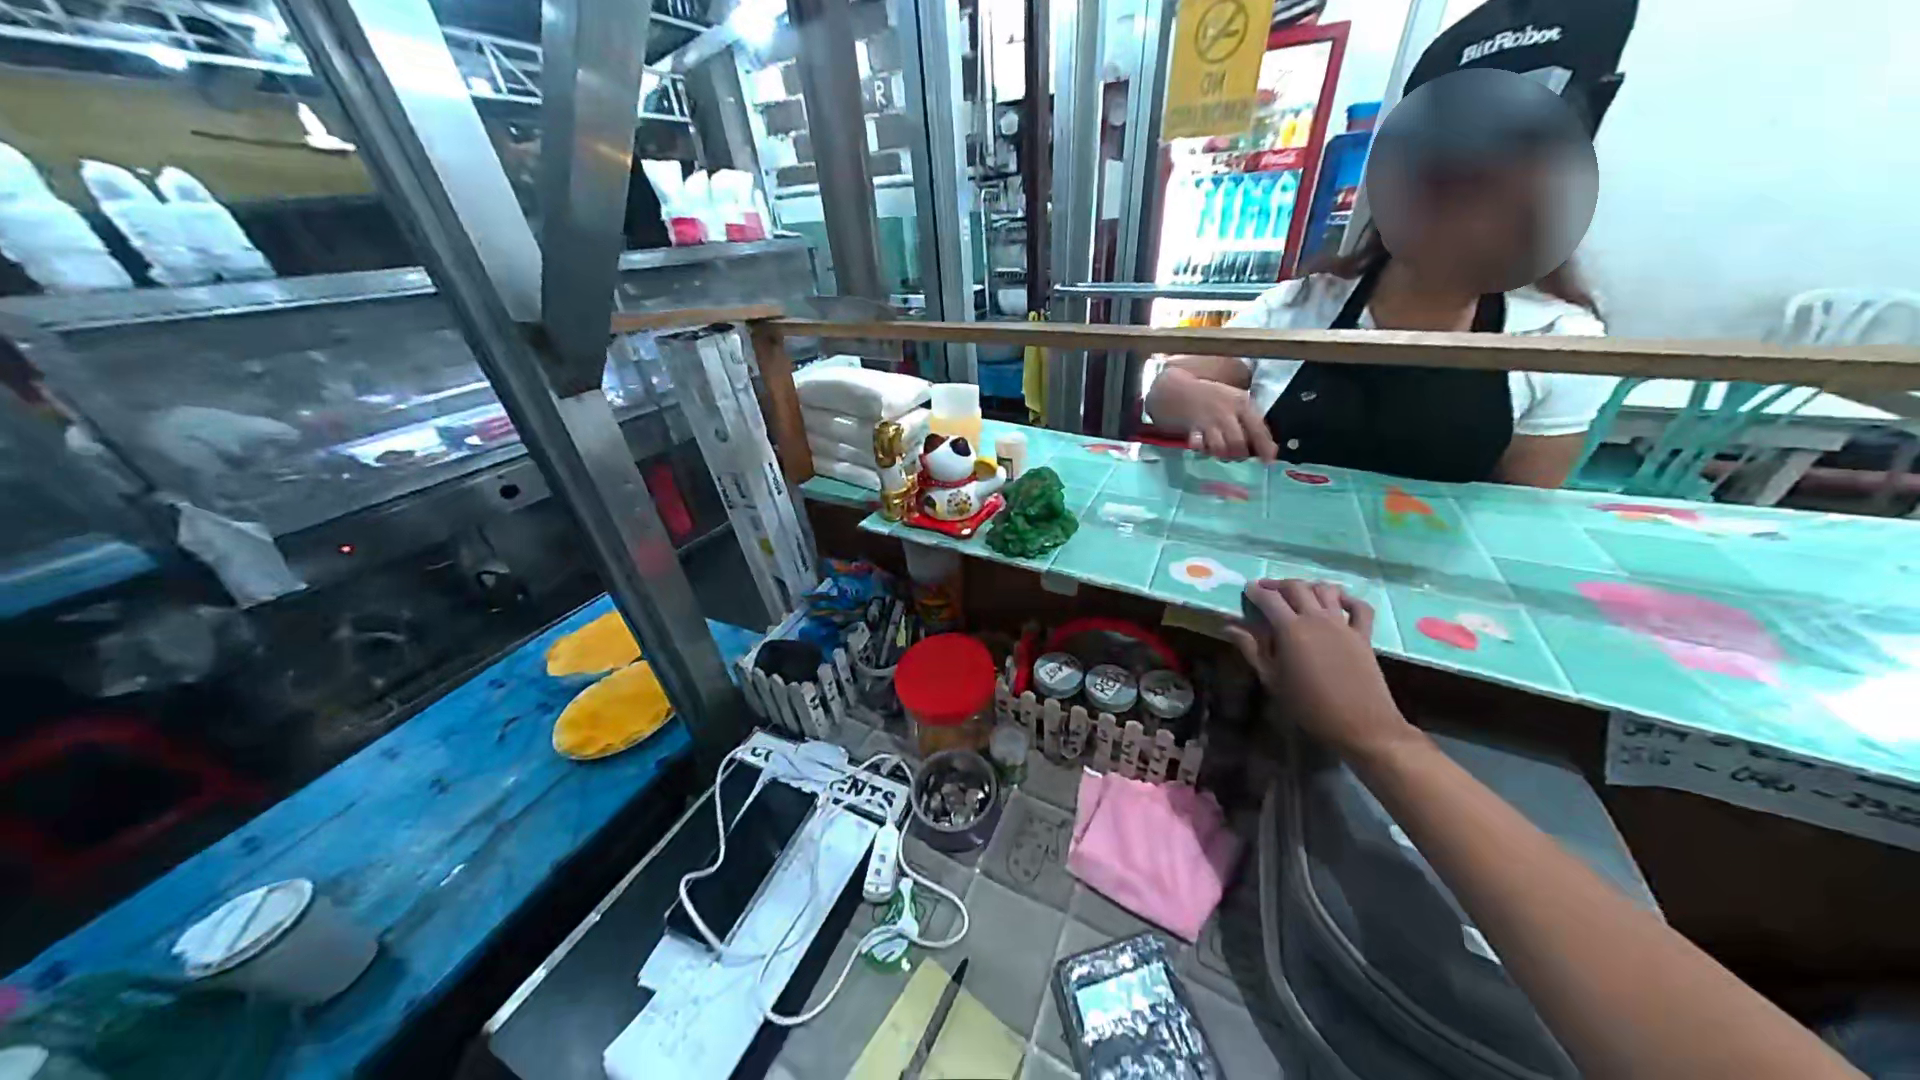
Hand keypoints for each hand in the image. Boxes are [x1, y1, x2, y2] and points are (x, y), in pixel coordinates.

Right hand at [1156, 369, 1278, 462]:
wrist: (1177, 389)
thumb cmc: (1208, 397)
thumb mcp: (1233, 400)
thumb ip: (1246, 419)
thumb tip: (1260, 443)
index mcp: (1242, 404)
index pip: (1258, 429)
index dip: (1265, 447)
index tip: (1268, 461)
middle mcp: (1228, 413)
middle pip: (1240, 444)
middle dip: (1239, 455)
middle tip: (1237, 457)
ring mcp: (1209, 421)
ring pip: (1221, 448)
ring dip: (1222, 455)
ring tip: (1220, 453)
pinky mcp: (1193, 428)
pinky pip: (1200, 446)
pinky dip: (1202, 450)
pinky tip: (1202, 446)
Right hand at [1225, 579, 1414, 759]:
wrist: (1360, 724)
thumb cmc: (1308, 705)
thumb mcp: (1272, 679)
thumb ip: (1251, 648)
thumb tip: (1228, 626)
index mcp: (1290, 629)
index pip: (1269, 599)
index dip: (1255, 591)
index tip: (1246, 589)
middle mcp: (1316, 619)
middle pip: (1296, 587)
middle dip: (1278, 584)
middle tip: (1266, 589)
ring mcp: (1343, 624)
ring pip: (1325, 590)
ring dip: (1309, 586)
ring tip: (1298, 594)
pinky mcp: (1364, 635)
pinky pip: (1359, 607)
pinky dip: (1347, 599)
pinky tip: (1338, 602)